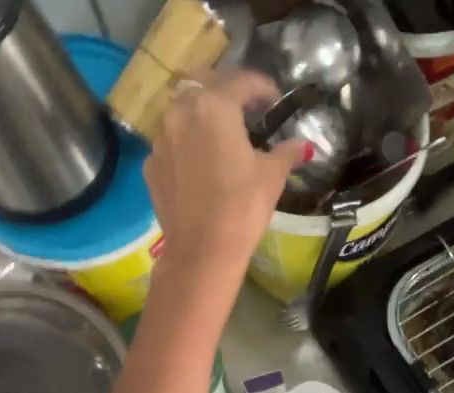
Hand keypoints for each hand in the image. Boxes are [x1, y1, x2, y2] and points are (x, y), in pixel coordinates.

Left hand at [144, 70, 305, 267]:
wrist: (202, 251)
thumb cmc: (242, 207)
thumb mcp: (272, 177)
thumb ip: (286, 153)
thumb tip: (302, 146)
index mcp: (215, 106)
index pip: (242, 81)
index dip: (263, 88)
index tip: (275, 100)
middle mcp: (182, 112)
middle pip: (204, 85)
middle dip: (226, 92)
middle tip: (244, 111)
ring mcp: (161, 138)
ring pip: (183, 112)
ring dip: (203, 117)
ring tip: (220, 138)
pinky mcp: (151, 164)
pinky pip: (171, 143)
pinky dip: (186, 146)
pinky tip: (200, 166)